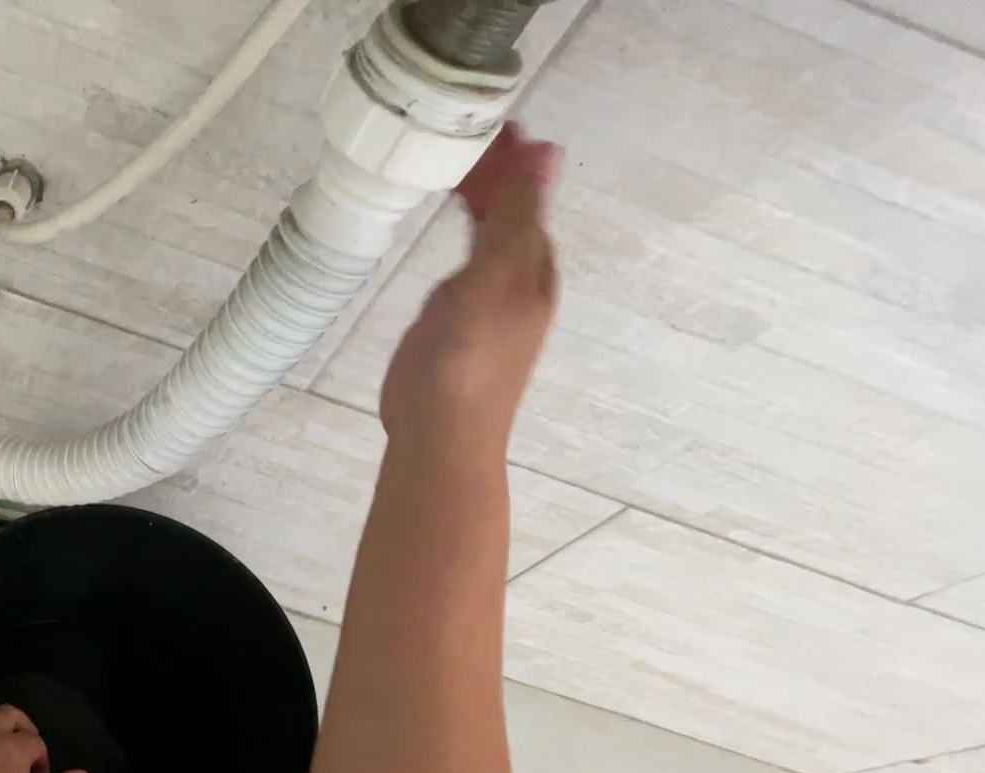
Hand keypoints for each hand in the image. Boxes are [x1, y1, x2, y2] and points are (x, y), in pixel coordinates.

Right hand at [380, 123, 560, 445]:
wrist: (441, 436)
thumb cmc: (464, 364)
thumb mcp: (492, 284)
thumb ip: (513, 221)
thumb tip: (544, 154)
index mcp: (531, 269)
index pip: (526, 198)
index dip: (511, 161)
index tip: (488, 124)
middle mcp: (516, 282)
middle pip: (510, 215)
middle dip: (495, 176)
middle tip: (463, 141)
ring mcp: (485, 305)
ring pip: (489, 238)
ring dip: (478, 202)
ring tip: (457, 172)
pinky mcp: (454, 325)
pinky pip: (468, 264)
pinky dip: (460, 237)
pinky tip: (449, 236)